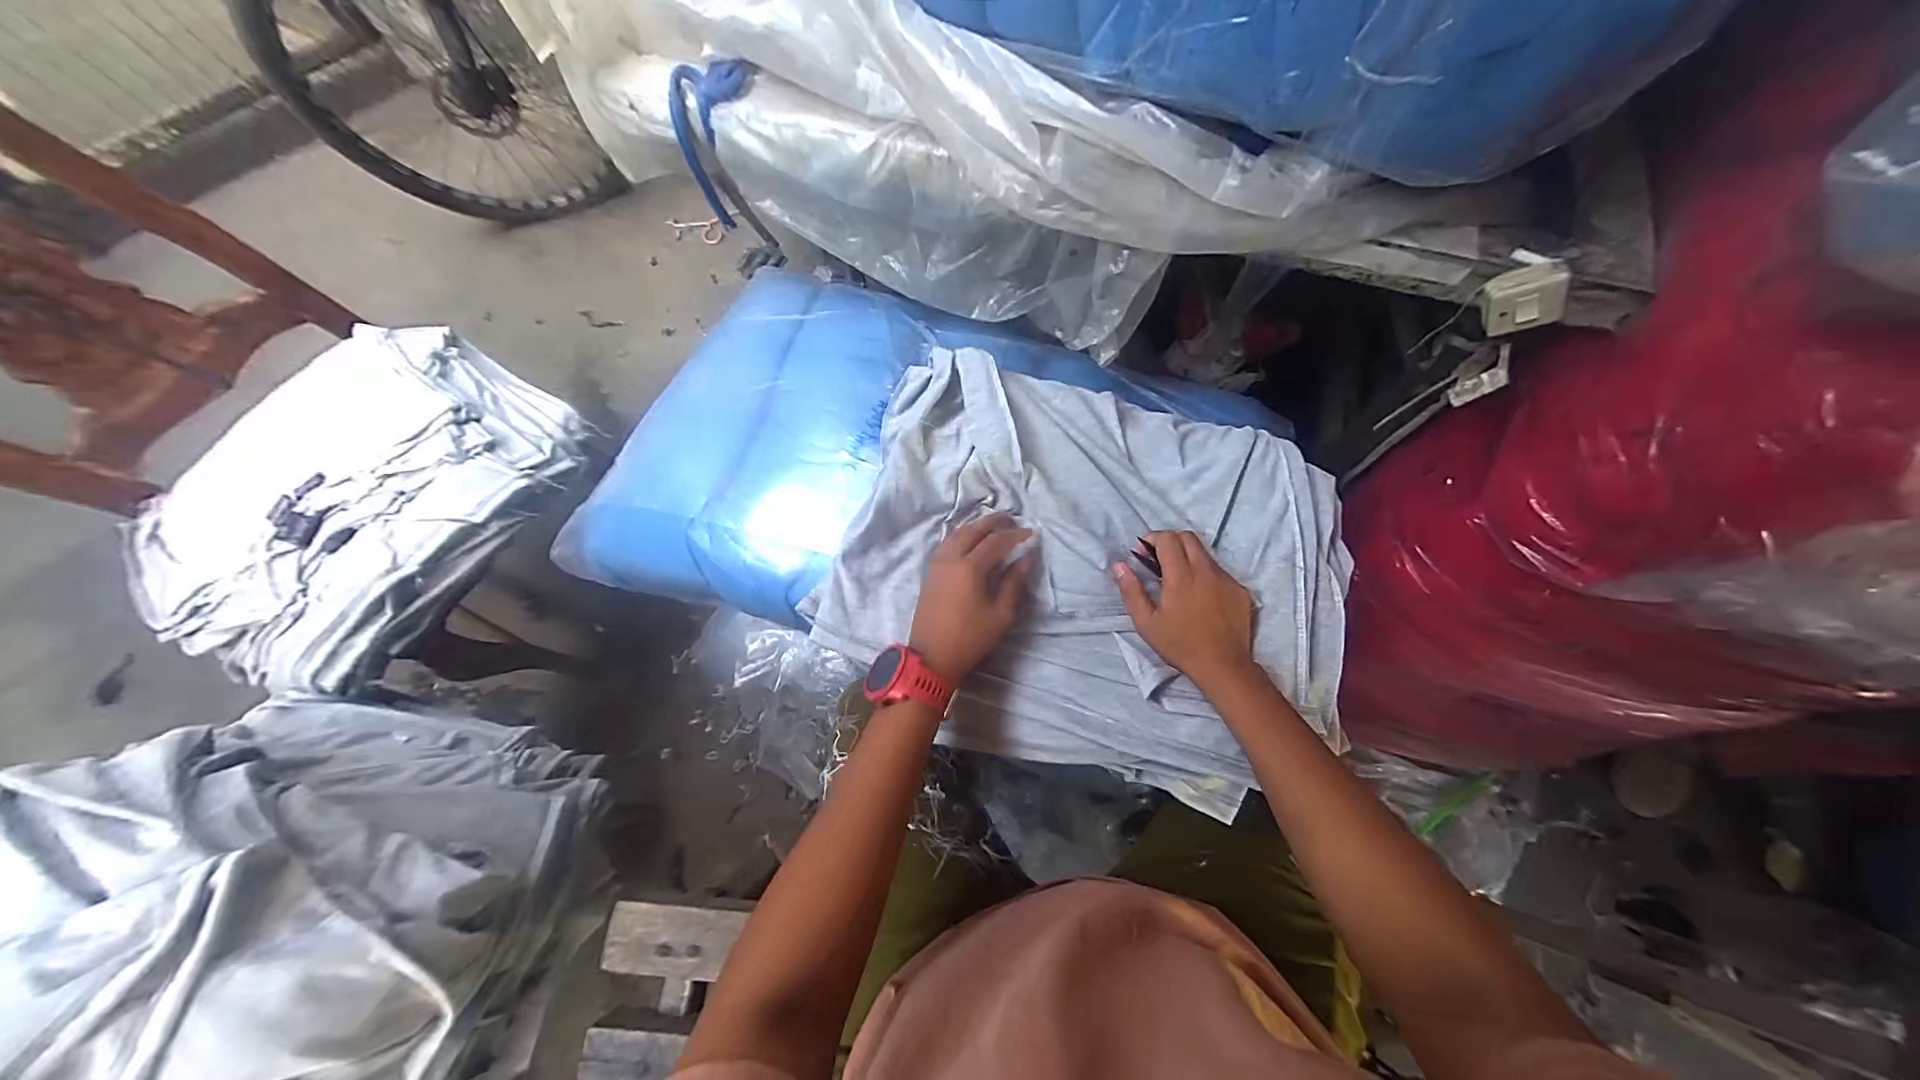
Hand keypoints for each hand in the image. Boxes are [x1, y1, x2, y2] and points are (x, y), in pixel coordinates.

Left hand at [909, 513, 1036, 680]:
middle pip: (973, 530)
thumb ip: (1014, 583)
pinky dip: (962, 536)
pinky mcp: (930, 573)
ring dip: (976, 527)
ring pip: (957, 534)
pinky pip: (947, 544)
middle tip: (1011, 519)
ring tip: (992, 527)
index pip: (996, 541)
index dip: (1015, 535)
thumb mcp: (1000, 615)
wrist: (932, 656)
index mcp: (969, 568)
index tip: (1030, 534)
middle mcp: (950, 559)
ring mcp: (937, 564)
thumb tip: (1026, 559)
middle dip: (993, 522)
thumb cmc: (970, 638)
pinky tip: (971, 541)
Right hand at [1114, 530, 1256, 688]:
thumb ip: (1131, 590)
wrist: (1223, 665)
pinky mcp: (1240, 589)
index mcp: (1181, 578)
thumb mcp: (1146, 622)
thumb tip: (1119, 565)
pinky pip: (1219, 571)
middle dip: (1170, 541)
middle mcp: (1206, 572)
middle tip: (1158, 559)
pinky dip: (1204, 573)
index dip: (1152, 539)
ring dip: (1187, 556)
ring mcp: (1226, 579)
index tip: (1143, 551)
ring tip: (1178, 578)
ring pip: (1204, 553)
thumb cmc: (1180, 645)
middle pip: (1188, 537)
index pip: (1168, 539)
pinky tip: (1199, 595)